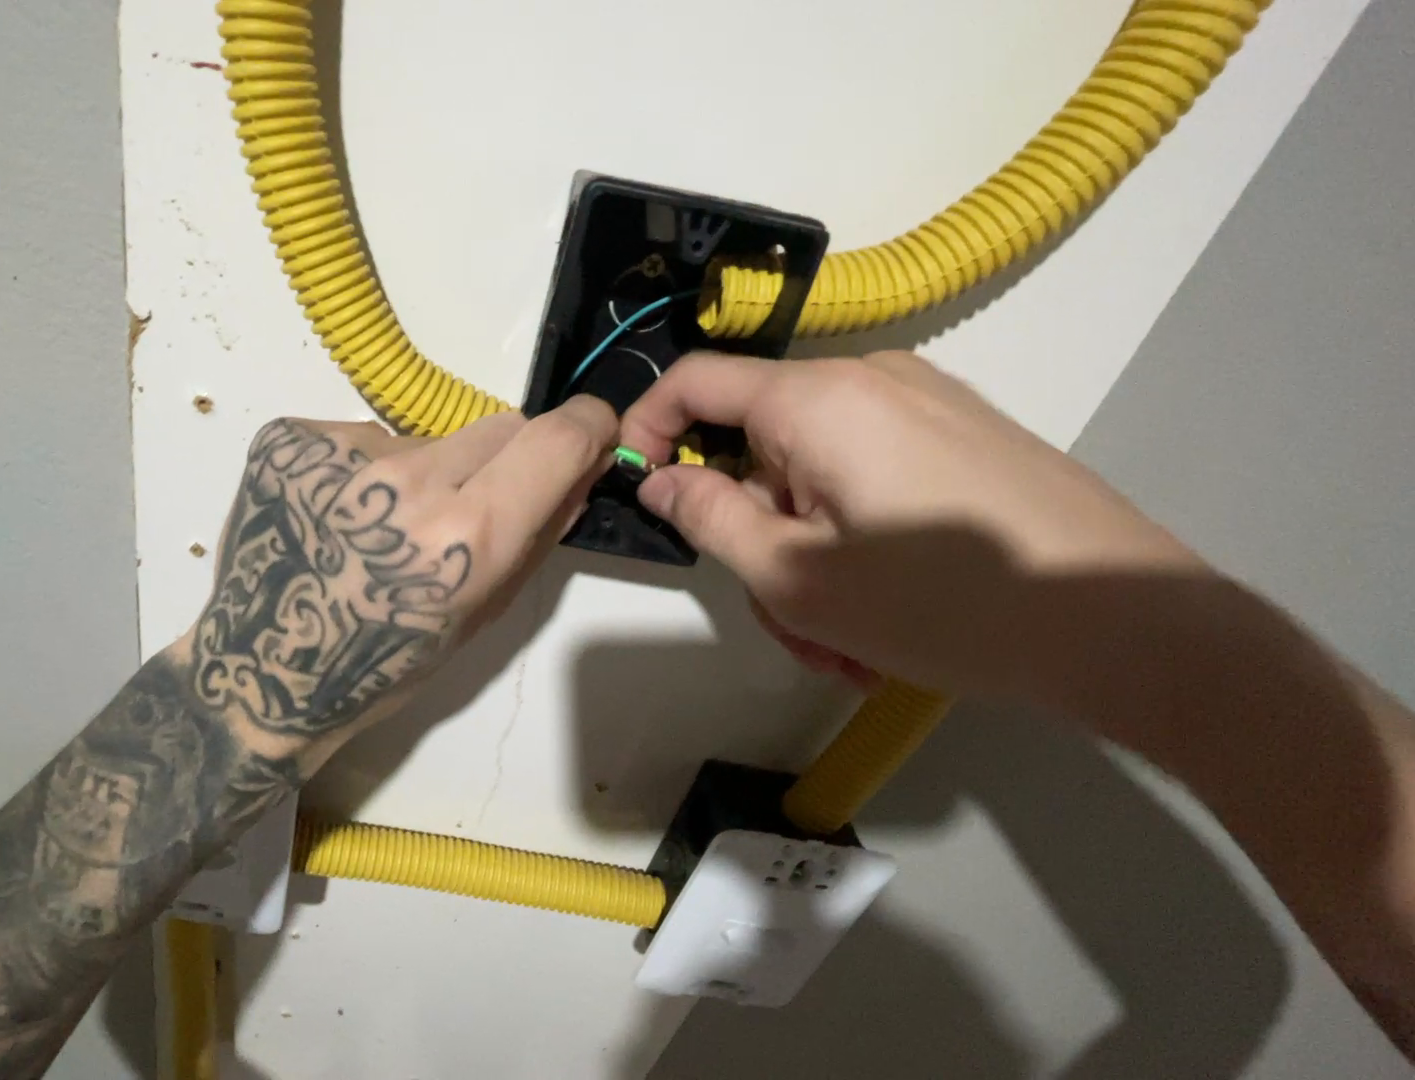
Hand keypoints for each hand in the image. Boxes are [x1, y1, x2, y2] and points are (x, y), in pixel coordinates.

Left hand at [188, 395, 616, 756]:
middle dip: (505, 461)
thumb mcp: (479, 615)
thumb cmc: (380, 665)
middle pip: (498, 427)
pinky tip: (336, 519)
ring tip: (383, 528)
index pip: (556, 439)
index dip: (587, 427)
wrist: (259, 671)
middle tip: (466, 509)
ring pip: (428, 436)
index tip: (588, 434)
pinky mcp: (290, 438)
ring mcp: (340, 452)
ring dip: (428, 470)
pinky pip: (365, 439)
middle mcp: (405, 479)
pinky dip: (367, 470)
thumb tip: (581, 469)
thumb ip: (537, 535)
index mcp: (463, 536)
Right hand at [619, 351, 1202, 703]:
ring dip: (805, 551)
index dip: (648, 428)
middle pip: (758, 443)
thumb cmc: (940, 603)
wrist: (1133, 628)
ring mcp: (922, 404)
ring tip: (843, 637)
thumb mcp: (795, 576)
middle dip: (752, 530)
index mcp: (816, 399)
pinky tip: (884, 607)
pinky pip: (866, 477)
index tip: (640, 492)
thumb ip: (707, 519)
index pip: (695, 381)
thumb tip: (656, 479)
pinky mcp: (959, 436)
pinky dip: (850, 538)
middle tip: (782, 615)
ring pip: (812, 474)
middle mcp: (868, 379)